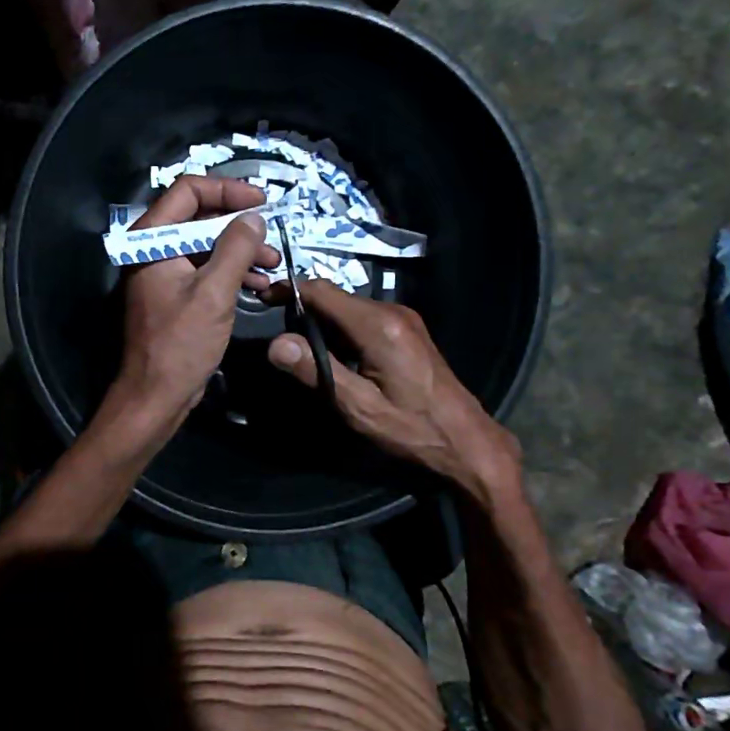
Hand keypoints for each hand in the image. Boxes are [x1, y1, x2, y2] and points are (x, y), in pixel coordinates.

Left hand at [116, 176, 279, 427]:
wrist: (155, 395)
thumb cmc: (180, 343)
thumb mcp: (214, 292)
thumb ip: (236, 248)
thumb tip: (254, 217)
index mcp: (151, 240)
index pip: (188, 191)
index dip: (227, 190)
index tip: (262, 201)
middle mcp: (153, 249)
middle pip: (199, 217)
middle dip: (238, 225)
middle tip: (272, 236)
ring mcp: (163, 272)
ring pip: (206, 245)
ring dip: (240, 250)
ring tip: (273, 264)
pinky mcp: (175, 294)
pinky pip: (205, 270)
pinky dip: (231, 272)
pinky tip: (259, 284)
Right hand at [266, 280, 520, 499]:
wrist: (466, 440)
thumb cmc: (412, 427)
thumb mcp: (358, 406)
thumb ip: (316, 371)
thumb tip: (275, 343)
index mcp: (378, 326)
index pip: (323, 291)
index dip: (289, 290)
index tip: (263, 299)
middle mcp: (392, 312)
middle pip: (335, 296)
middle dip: (303, 308)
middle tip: (276, 331)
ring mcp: (403, 319)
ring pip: (348, 307)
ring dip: (322, 320)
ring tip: (299, 346)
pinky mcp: (407, 330)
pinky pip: (363, 317)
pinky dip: (340, 328)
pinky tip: (332, 353)